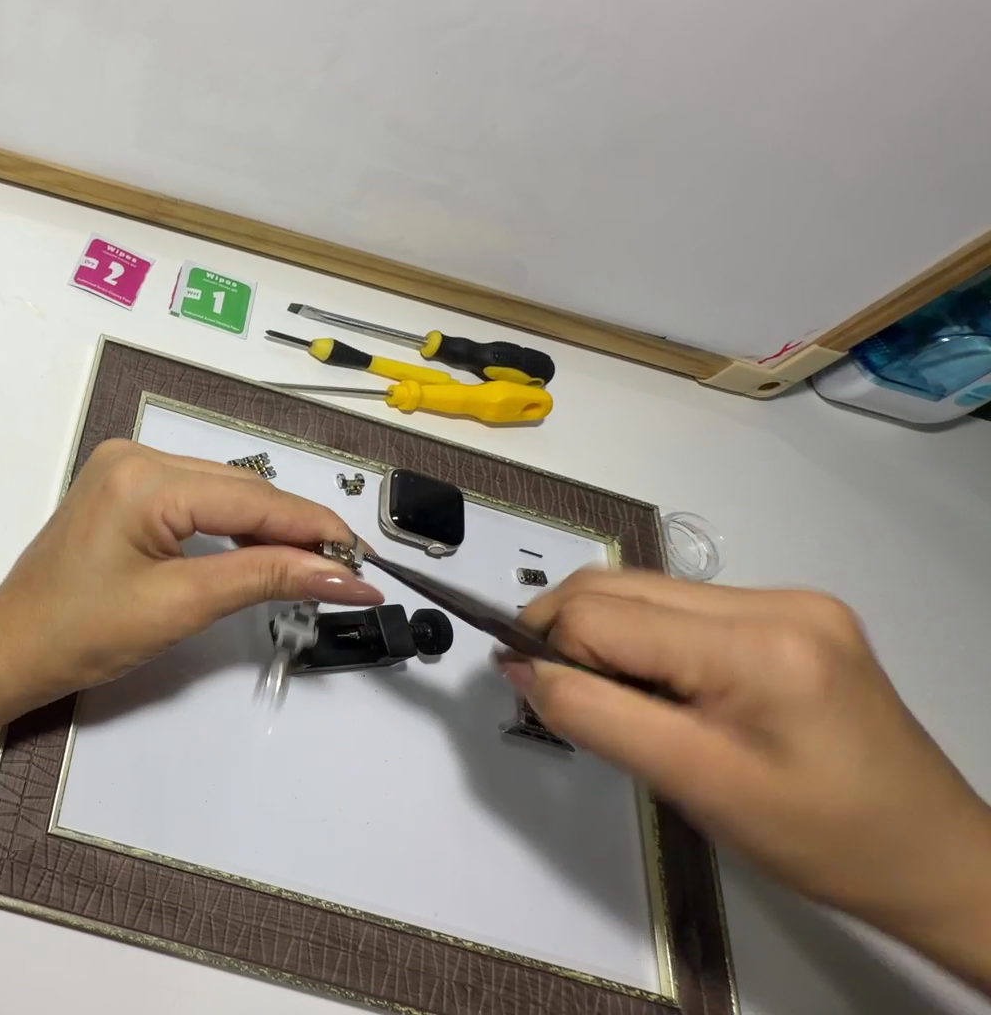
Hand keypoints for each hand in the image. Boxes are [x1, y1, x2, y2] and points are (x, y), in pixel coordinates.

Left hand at [0, 440, 380, 703]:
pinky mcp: (119, 485)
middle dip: (291, 528)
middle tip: (341, 573)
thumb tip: (343, 576)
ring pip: (219, 488)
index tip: (363, 564)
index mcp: (143, 478)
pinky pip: (192, 494)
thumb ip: (265, 577)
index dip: (314, 530)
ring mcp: (122, 467)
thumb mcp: (181, 605)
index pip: (252, 497)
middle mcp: (133, 456)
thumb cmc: (84, 633)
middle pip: (238, 487)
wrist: (15, 645)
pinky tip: (252, 549)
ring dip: (262, 525)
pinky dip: (227, 522)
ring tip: (305, 567)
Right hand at [511, 570, 990, 979]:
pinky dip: (636, 638)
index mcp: (758, 644)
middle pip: (612, 587)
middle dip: (568, 637)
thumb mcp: (689, 782)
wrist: (933, 862)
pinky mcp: (786, 613)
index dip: (555, 656)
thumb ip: (589, 714)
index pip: (598, 615)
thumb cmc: (818, 836)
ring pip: (634, 590)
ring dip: (599, 637)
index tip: (553, 705)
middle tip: (573, 699)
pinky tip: (659, 685)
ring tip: (621, 698)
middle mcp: (774, 601)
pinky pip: (670, 604)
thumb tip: (516, 666)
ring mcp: (786, 601)